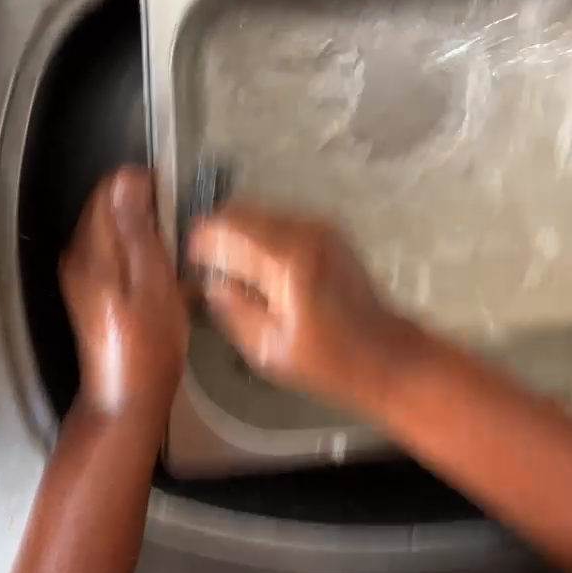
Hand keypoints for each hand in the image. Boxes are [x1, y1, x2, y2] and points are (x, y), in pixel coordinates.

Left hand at [60, 167, 188, 417]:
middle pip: (111, 206)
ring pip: (116, 228)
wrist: (128, 399)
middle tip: (176, 243)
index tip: (173, 211)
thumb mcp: (154, 281)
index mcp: (92, 250)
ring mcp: (82, 273)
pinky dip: (140, 254)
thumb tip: (129, 177)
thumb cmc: (149, 343)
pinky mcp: (92, 289)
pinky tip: (161, 279)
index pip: (110, 188)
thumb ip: (139, 228)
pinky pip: (116, 251)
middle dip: (147, 212)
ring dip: (146, 234)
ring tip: (172, 262)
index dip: (146, 189)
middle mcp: (79, 255)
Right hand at [186, 204, 429, 412]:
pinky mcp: (329, 230)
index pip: (227, 232)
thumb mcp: (266, 349)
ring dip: (239, 231)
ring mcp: (319, 227)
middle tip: (203, 260)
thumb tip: (208, 281)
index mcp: (287, 263)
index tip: (187, 256)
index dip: (201, 240)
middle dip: (217, 231)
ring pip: (260, 212)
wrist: (384, 353)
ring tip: (229, 263)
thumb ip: (232, 308)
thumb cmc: (325, 360)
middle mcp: (304, 232)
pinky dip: (261, 233)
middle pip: (241, 211)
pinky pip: (281, 219)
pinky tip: (258, 263)